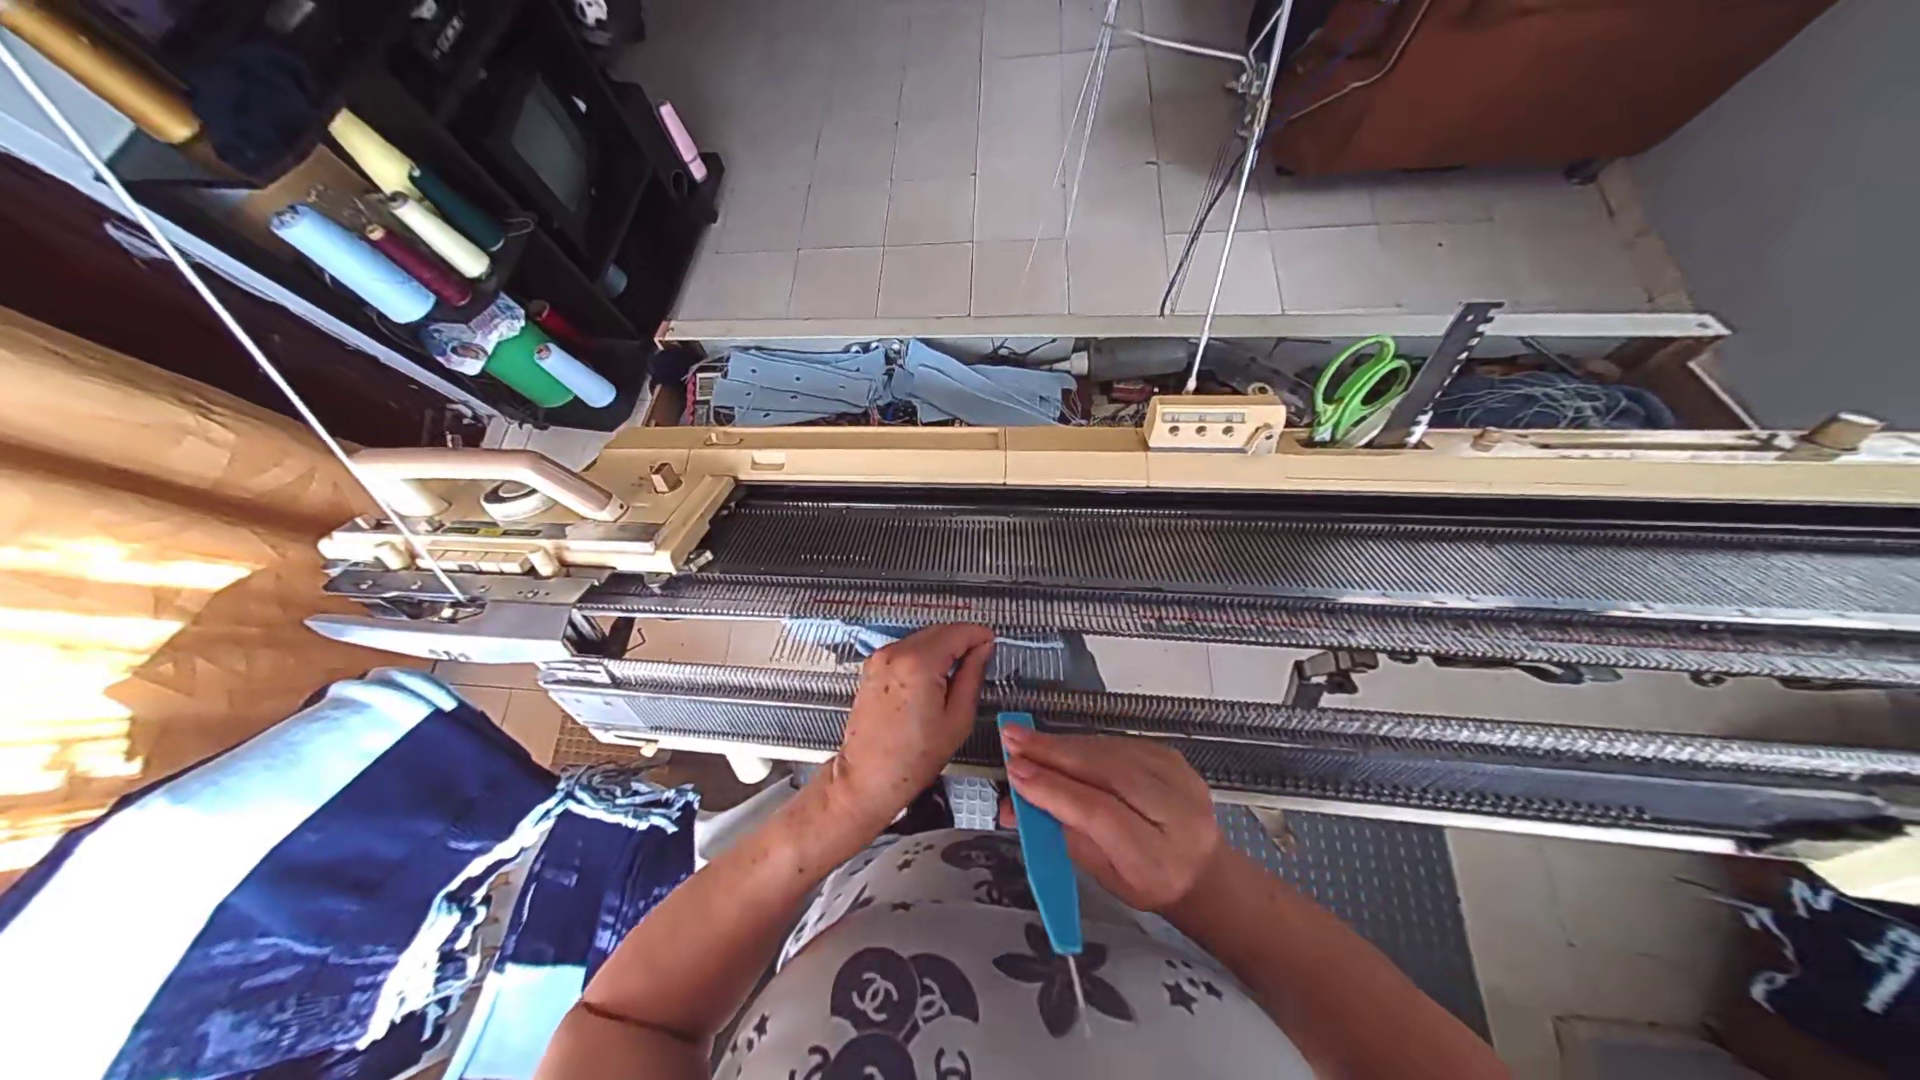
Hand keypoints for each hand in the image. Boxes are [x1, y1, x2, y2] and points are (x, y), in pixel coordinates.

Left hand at [828, 624, 995, 825]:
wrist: (868, 777)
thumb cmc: (911, 758)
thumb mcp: (957, 718)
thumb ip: (972, 676)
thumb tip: (982, 651)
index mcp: (919, 664)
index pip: (957, 632)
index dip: (979, 635)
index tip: (990, 642)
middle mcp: (895, 654)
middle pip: (938, 630)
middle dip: (961, 639)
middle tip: (979, 658)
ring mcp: (880, 659)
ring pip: (922, 638)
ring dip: (942, 647)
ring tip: (956, 674)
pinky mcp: (872, 668)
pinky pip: (905, 650)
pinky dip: (923, 656)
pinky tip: (932, 679)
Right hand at [999, 728, 1222, 912]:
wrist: (1200, 868)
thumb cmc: (1146, 880)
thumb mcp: (1100, 874)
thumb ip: (1061, 834)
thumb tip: (1014, 803)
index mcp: (1157, 858)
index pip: (1099, 812)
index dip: (1054, 789)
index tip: (1015, 772)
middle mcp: (1175, 813)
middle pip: (1107, 771)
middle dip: (1052, 753)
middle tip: (1013, 740)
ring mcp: (1178, 779)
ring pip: (1110, 750)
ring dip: (1063, 743)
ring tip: (1026, 739)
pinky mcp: (1173, 758)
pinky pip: (1119, 743)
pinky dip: (1084, 742)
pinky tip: (1058, 742)